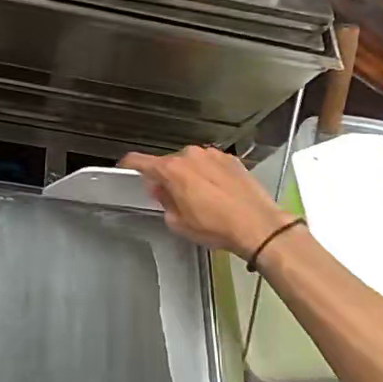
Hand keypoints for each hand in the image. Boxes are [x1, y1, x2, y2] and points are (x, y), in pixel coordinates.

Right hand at [119, 146, 295, 256]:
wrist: (257, 224)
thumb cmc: (216, 226)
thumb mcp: (178, 222)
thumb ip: (164, 201)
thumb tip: (161, 190)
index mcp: (172, 169)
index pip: (140, 161)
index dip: (129, 165)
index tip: (125, 169)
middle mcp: (191, 155)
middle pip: (168, 163)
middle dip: (167, 178)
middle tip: (172, 199)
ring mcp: (213, 155)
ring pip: (191, 162)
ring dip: (189, 175)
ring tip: (200, 199)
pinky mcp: (231, 160)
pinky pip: (210, 164)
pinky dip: (208, 175)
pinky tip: (217, 194)